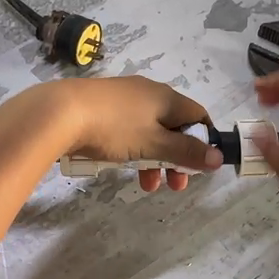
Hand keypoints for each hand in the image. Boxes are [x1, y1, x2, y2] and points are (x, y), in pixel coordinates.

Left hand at [23, 77, 222, 191]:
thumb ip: (185, 151)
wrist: (58, 113)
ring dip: (154, 159)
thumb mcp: (153, 144)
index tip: (199, 167)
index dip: (204, 141)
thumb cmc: (114, 128)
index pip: (197, 116)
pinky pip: (128, 130)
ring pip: (150, 131)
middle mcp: (148, 92)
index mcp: (166, 97)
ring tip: (147, 184)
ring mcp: (123, 98)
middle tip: (175, 185)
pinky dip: (133, 149)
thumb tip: (219, 157)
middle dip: (177, 158)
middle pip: (173, 126)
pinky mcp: (101, 107)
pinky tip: (122, 166)